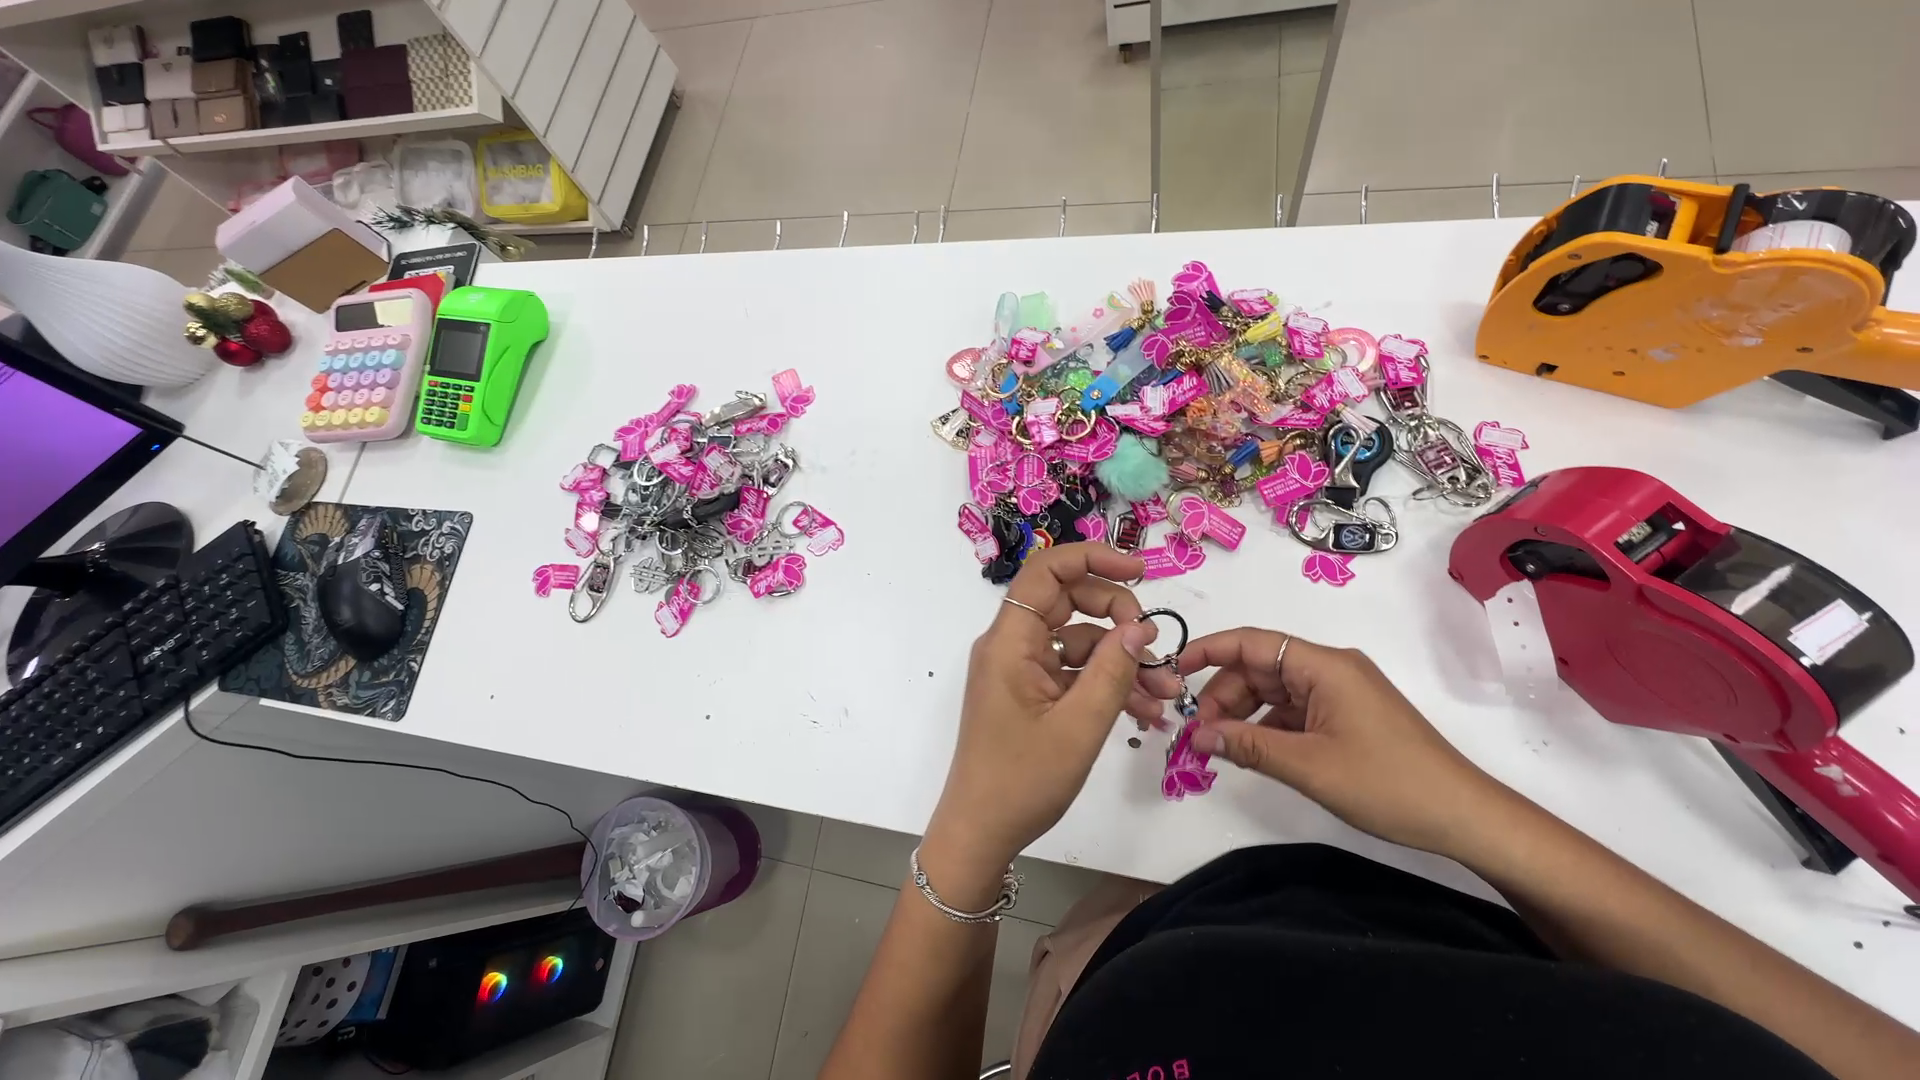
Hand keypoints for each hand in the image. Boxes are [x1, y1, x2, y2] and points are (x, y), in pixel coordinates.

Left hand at [921, 544, 1178, 905]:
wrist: (981, 833)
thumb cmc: (1022, 780)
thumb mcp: (1079, 727)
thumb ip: (1112, 671)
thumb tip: (1138, 627)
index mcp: (1009, 641)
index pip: (1046, 572)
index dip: (1092, 559)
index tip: (1140, 572)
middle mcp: (1011, 646)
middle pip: (1068, 603)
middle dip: (1118, 618)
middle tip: (1155, 645)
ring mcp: (1020, 672)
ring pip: (1078, 644)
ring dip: (1122, 661)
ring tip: (1167, 692)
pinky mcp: (1030, 696)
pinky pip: (1073, 675)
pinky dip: (1106, 686)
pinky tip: (1146, 711)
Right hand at [1181, 628, 1507, 856]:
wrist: (1463, 815)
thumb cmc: (1386, 783)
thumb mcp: (1307, 766)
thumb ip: (1247, 746)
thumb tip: (1196, 736)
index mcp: (1324, 666)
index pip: (1252, 642)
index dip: (1209, 650)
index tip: (1173, 671)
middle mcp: (1331, 669)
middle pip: (1260, 668)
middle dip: (1224, 695)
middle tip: (1198, 734)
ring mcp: (1341, 693)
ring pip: (1274, 691)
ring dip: (1244, 714)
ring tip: (1219, 747)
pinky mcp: (1347, 716)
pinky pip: (1294, 711)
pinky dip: (1268, 727)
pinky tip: (1252, 752)